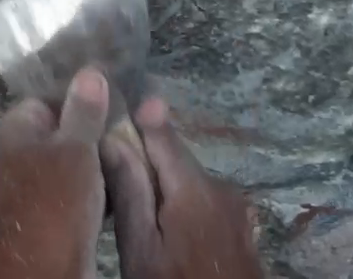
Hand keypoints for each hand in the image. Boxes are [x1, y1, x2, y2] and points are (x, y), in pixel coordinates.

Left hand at [0, 68, 110, 278]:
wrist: (44, 268)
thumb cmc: (54, 199)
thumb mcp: (74, 147)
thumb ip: (84, 111)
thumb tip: (91, 70)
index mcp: (19, 128)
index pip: (50, 96)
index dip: (81, 93)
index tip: (114, 90)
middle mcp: (25, 152)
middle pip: (66, 128)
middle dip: (97, 127)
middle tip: (131, 119)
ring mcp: (42, 183)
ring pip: (78, 159)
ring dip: (103, 157)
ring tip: (136, 145)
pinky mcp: (59, 211)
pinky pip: (85, 187)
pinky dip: (103, 183)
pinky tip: (130, 178)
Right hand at [99, 95, 262, 278]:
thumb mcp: (141, 252)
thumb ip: (129, 192)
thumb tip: (110, 137)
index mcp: (195, 188)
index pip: (161, 131)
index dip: (137, 117)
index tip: (112, 100)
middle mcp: (221, 186)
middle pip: (174, 157)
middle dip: (147, 159)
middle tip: (114, 166)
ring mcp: (236, 208)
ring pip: (188, 179)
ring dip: (164, 184)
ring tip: (137, 201)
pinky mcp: (241, 226)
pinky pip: (203, 199)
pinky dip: (182, 203)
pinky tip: (166, 225)